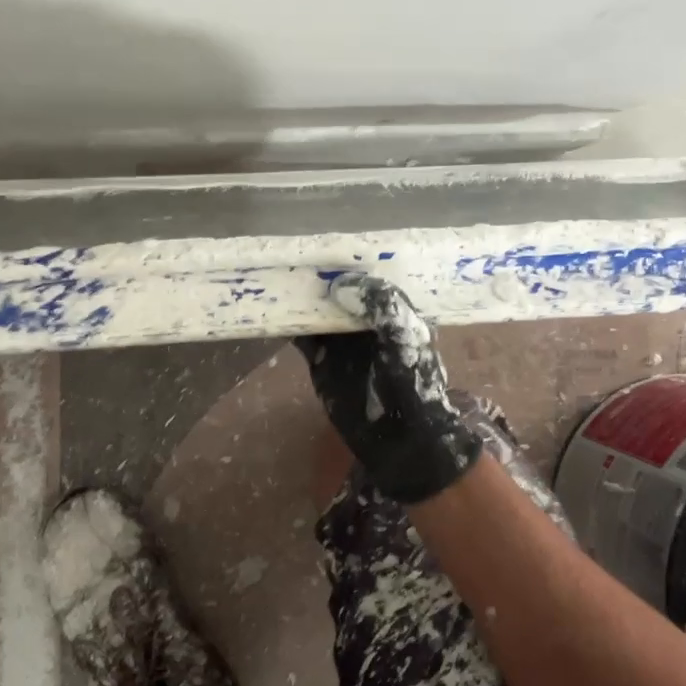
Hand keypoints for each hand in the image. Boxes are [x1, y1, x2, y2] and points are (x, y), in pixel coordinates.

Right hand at [295, 273, 482, 504]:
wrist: (402, 439)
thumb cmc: (412, 386)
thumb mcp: (404, 338)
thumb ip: (381, 305)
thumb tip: (340, 284)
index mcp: (392, 310)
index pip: (367, 278)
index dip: (348, 262)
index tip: (323, 246)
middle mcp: (364, 320)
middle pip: (337, 291)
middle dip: (317, 276)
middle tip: (290, 256)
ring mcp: (341, 341)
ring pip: (316, 311)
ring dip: (299, 298)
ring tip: (276, 277)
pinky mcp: (321, 361)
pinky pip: (303, 337)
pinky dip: (288, 324)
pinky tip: (273, 310)